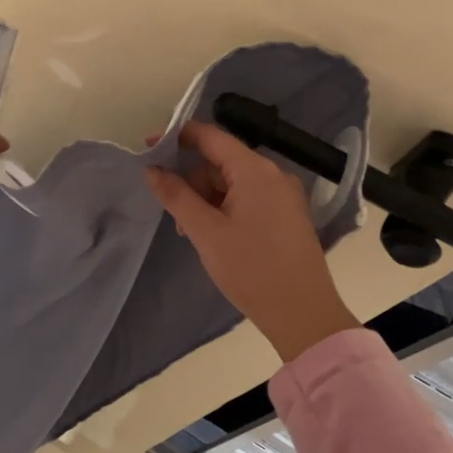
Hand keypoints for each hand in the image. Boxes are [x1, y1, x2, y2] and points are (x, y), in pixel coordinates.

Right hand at [145, 122, 359, 361]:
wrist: (303, 315)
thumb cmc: (252, 269)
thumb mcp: (205, 232)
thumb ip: (176, 196)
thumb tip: (151, 169)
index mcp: (255, 171)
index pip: (211, 136)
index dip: (177, 137)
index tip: (149, 147)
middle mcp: (273, 175)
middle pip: (220, 162)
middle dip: (192, 182)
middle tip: (173, 215)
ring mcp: (283, 196)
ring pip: (232, 183)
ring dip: (206, 200)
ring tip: (194, 234)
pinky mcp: (287, 216)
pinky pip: (247, 199)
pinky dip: (224, 210)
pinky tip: (215, 237)